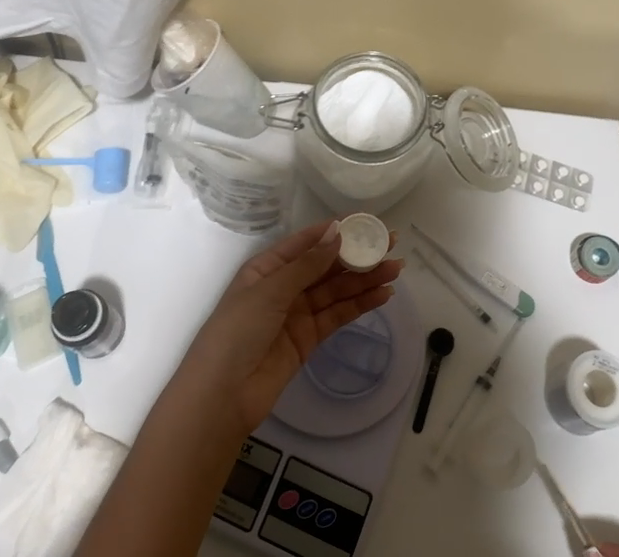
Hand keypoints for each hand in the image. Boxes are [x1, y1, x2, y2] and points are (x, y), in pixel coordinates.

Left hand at [179, 219, 403, 431]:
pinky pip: (337, 315)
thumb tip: (336, 233)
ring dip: (365, 279)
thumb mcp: (269, 291)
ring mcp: (297, 314)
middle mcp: (283, 286)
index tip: (366, 223)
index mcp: (267, 268)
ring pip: (337, 290)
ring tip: (395, 270)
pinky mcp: (309, 339)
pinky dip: (360, 305)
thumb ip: (307, 265)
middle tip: (392, 244)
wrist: (223, 395)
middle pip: (326, 266)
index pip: (306, 242)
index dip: (335, 231)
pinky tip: (382, 295)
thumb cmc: (237, 332)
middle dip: (357, 255)